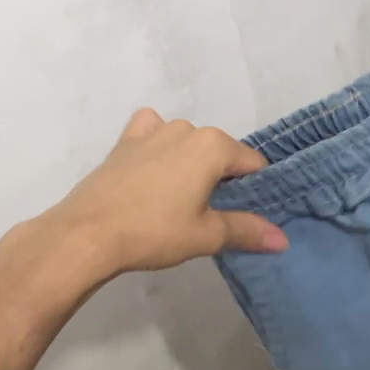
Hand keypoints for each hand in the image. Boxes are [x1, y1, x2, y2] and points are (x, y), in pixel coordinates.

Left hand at [36, 109, 287, 278]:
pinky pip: (152, 134)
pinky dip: (158, 145)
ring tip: (181, 200)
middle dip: (222, 177)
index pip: (252, 164)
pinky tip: (153, 168)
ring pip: (187, 143)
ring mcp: (152, 131)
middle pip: (220, 152)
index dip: (256, 189)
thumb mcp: (206, 235)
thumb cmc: (154, 232)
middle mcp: (186, 129)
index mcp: (212, 146)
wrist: (86, 234)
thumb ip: (247, 230)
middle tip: (213, 214)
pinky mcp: (124, 141)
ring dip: (191, 164)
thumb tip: (283, 240)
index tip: (250, 213)